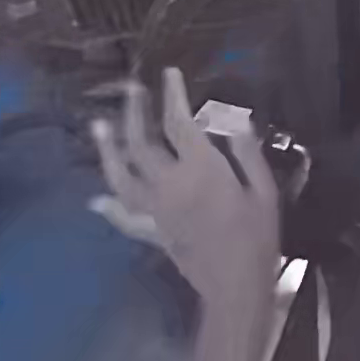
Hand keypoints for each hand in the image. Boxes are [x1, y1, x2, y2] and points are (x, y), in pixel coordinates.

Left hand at [94, 69, 279, 333]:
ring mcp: (155, 210)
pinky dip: (108, 205)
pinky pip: (123, 216)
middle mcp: (169, 185)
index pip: (179, 123)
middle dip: (134, 112)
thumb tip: (234, 118)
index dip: (172, 95)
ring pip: (121, 175)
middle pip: (141, 143)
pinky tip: (95, 199)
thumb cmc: (257, 235)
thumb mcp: (264, 188)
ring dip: (108, 149)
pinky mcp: (152, 231)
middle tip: (132, 88)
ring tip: (98, 126)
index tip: (169, 73)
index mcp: (200, 170)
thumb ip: (246, 152)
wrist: (235, 287)